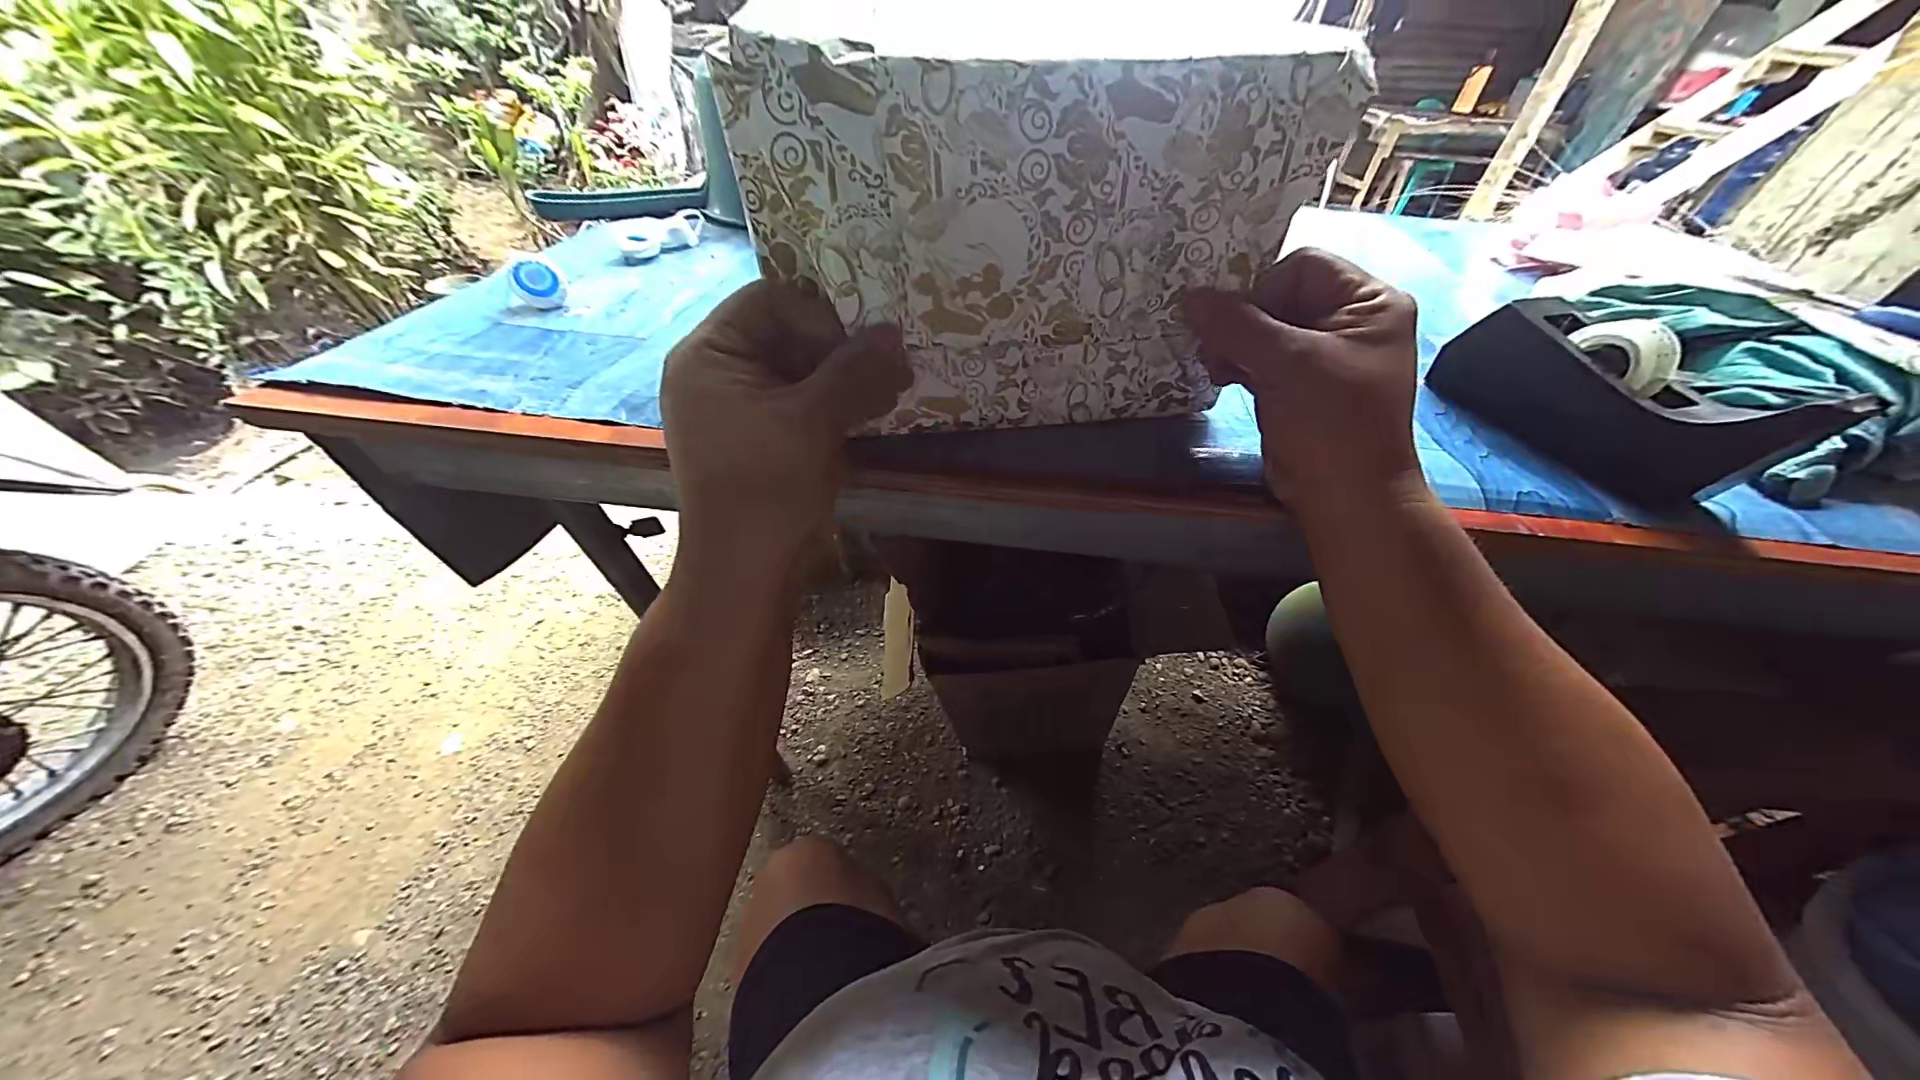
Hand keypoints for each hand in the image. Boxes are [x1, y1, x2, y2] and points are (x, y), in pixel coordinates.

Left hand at [661, 280, 909, 571]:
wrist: (747, 570)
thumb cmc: (766, 488)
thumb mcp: (811, 422)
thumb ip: (854, 372)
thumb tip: (894, 333)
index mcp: (709, 355)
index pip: (769, 300)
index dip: (821, 316)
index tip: (863, 348)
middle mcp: (721, 374)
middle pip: (788, 334)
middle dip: (842, 350)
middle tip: (891, 368)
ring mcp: (743, 408)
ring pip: (803, 371)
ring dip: (848, 378)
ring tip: (892, 392)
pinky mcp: (766, 437)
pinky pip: (805, 403)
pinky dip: (839, 404)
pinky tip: (876, 412)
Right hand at [1181, 248, 1426, 514]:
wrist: (1343, 497)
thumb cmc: (1332, 425)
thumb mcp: (1288, 365)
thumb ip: (1237, 326)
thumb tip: (1189, 297)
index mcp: (1369, 303)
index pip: (1302, 267)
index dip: (1261, 288)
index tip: (1232, 323)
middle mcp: (1348, 322)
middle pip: (1279, 297)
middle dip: (1241, 321)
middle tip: (1213, 348)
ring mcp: (1320, 355)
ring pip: (1263, 330)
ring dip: (1233, 344)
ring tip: (1215, 368)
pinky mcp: (1296, 384)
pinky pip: (1259, 357)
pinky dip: (1237, 363)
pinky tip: (1221, 378)